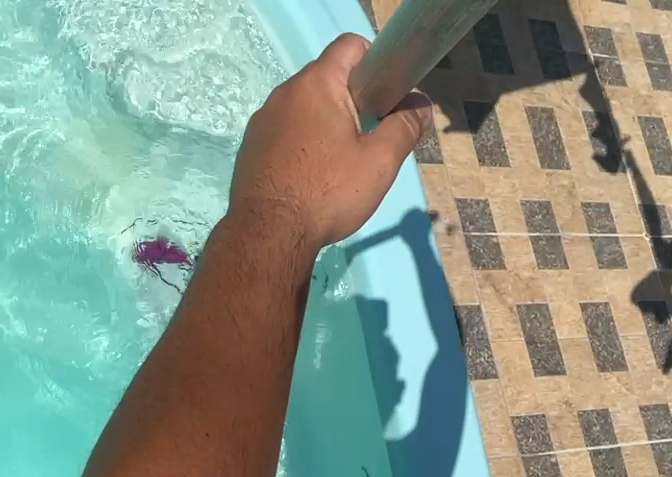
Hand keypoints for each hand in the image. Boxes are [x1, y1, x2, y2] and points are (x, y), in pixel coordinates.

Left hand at [229, 34, 431, 251]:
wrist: (269, 235)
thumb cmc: (327, 194)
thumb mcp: (378, 164)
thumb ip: (403, 128)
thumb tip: (421, 106)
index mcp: (317, 84)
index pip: (349, 46)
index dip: (373, 63)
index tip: (384, 98)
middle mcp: (284, 93)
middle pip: (325, 81)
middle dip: (349, 102)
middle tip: (365, 141)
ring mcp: (262, 121)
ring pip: (303, 111)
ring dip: (323, 128)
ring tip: (335, 167)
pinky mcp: (250, 149)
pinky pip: (283, 136)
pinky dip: (299, 148)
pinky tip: (308, 181)